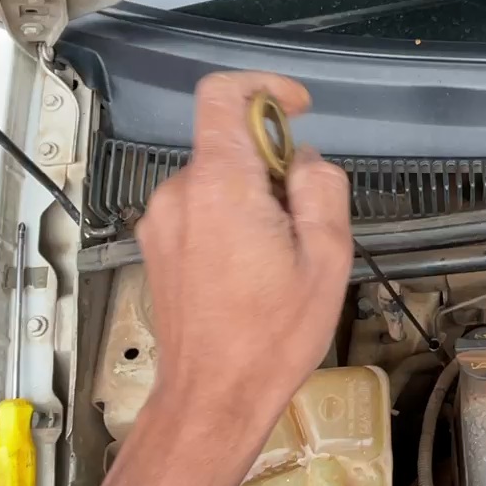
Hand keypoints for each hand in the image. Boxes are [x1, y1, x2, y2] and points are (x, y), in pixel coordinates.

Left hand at [136, 71, 352, 438]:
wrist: (213, 396)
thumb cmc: (273, 335)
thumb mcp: (328, 258)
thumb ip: (321, 187)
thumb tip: (304, 161)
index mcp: (221, 186)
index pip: (224, 95)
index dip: (265, 88)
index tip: (297, 108)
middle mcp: (179, 194)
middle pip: (228, 144)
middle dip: (273, 166)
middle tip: (303, 223)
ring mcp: (161, 221)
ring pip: (216, 180)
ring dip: (252, 198)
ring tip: (278, 257)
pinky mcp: (158, 246)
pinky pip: (199, 208)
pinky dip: (230, 218)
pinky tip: (249, 268)